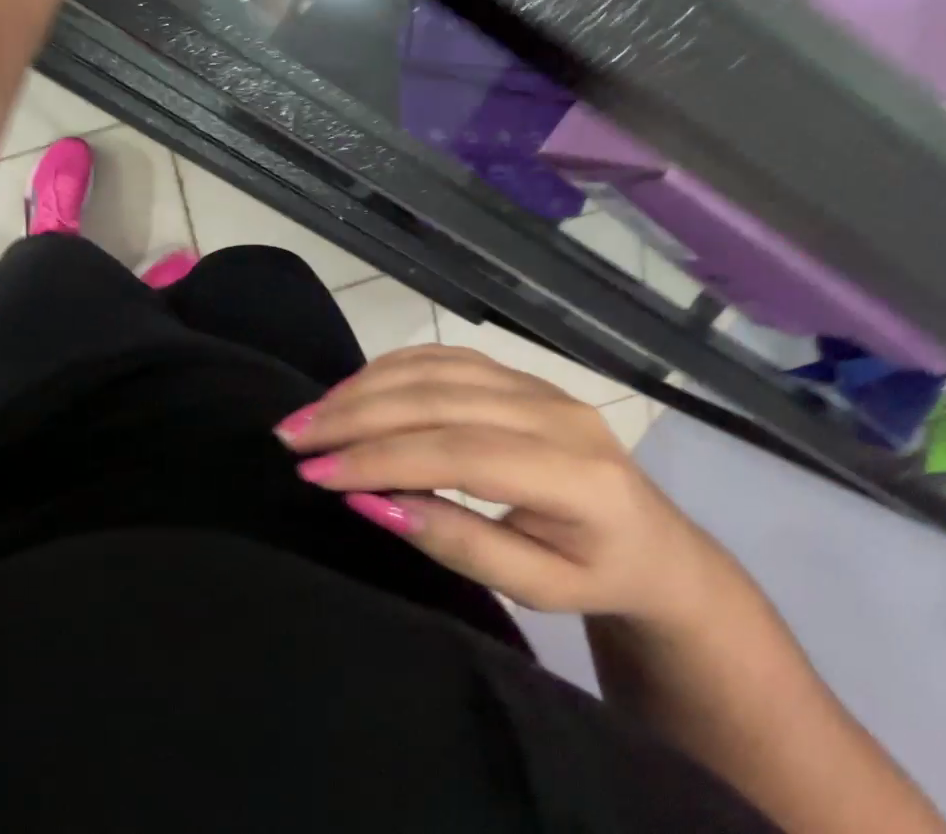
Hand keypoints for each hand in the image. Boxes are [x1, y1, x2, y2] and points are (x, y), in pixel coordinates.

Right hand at [276, 345, 737, 621]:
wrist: (655, 543)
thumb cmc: (594, 576)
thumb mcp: (534, 588)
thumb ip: (458, 544)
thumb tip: (372, 502)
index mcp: (578, 478)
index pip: (460, 454)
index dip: (380, 459)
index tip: (315, 475)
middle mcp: (560, 415)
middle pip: (438, 401)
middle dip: (353, 418)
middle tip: (291, 438)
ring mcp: (540, 386)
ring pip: (434, 371)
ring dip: (360, 390)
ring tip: (307, 417)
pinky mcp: (519, 375)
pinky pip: (442, 357)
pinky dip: (386, 370)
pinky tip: (349, 391)